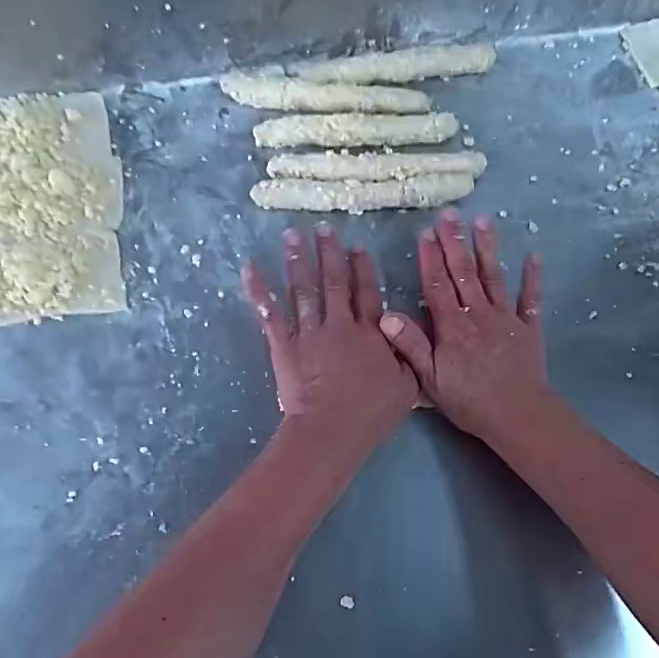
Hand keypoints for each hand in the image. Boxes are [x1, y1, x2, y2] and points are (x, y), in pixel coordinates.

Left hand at [242, 224, 418, 433]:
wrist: (331, 429)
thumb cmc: (371, 412)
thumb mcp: (407, 385)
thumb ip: (408, 352)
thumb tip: (404, 325)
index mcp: (370, 333)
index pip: (366, 292)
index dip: (362, 268)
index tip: (356, 246)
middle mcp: (339, 324)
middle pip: (334, 282)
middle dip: (329, 253)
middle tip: (323, 228)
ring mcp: (309, 333)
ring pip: (303, 289)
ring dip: (298, 260)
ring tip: (293, 236)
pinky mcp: (284, 345)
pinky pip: (270, 313)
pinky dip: (259, 290)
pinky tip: (250, 268)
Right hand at [377, 209, 548, 440]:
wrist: (517, 415)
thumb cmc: (469, 400)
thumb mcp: (430, 378)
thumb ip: (410, 345)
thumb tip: (386, 314)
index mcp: (452, 327)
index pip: (437, 286)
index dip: (430, 259)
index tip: (425, 233)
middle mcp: (478, 315)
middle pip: (464, 273)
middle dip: (455, 243)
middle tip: (450, 215)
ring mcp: (505, 319)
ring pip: (494, 277)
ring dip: (487, 248)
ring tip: (482, 221)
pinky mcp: (528, 328)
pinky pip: (530, 299)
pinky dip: (532, 277)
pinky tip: (533, 256)